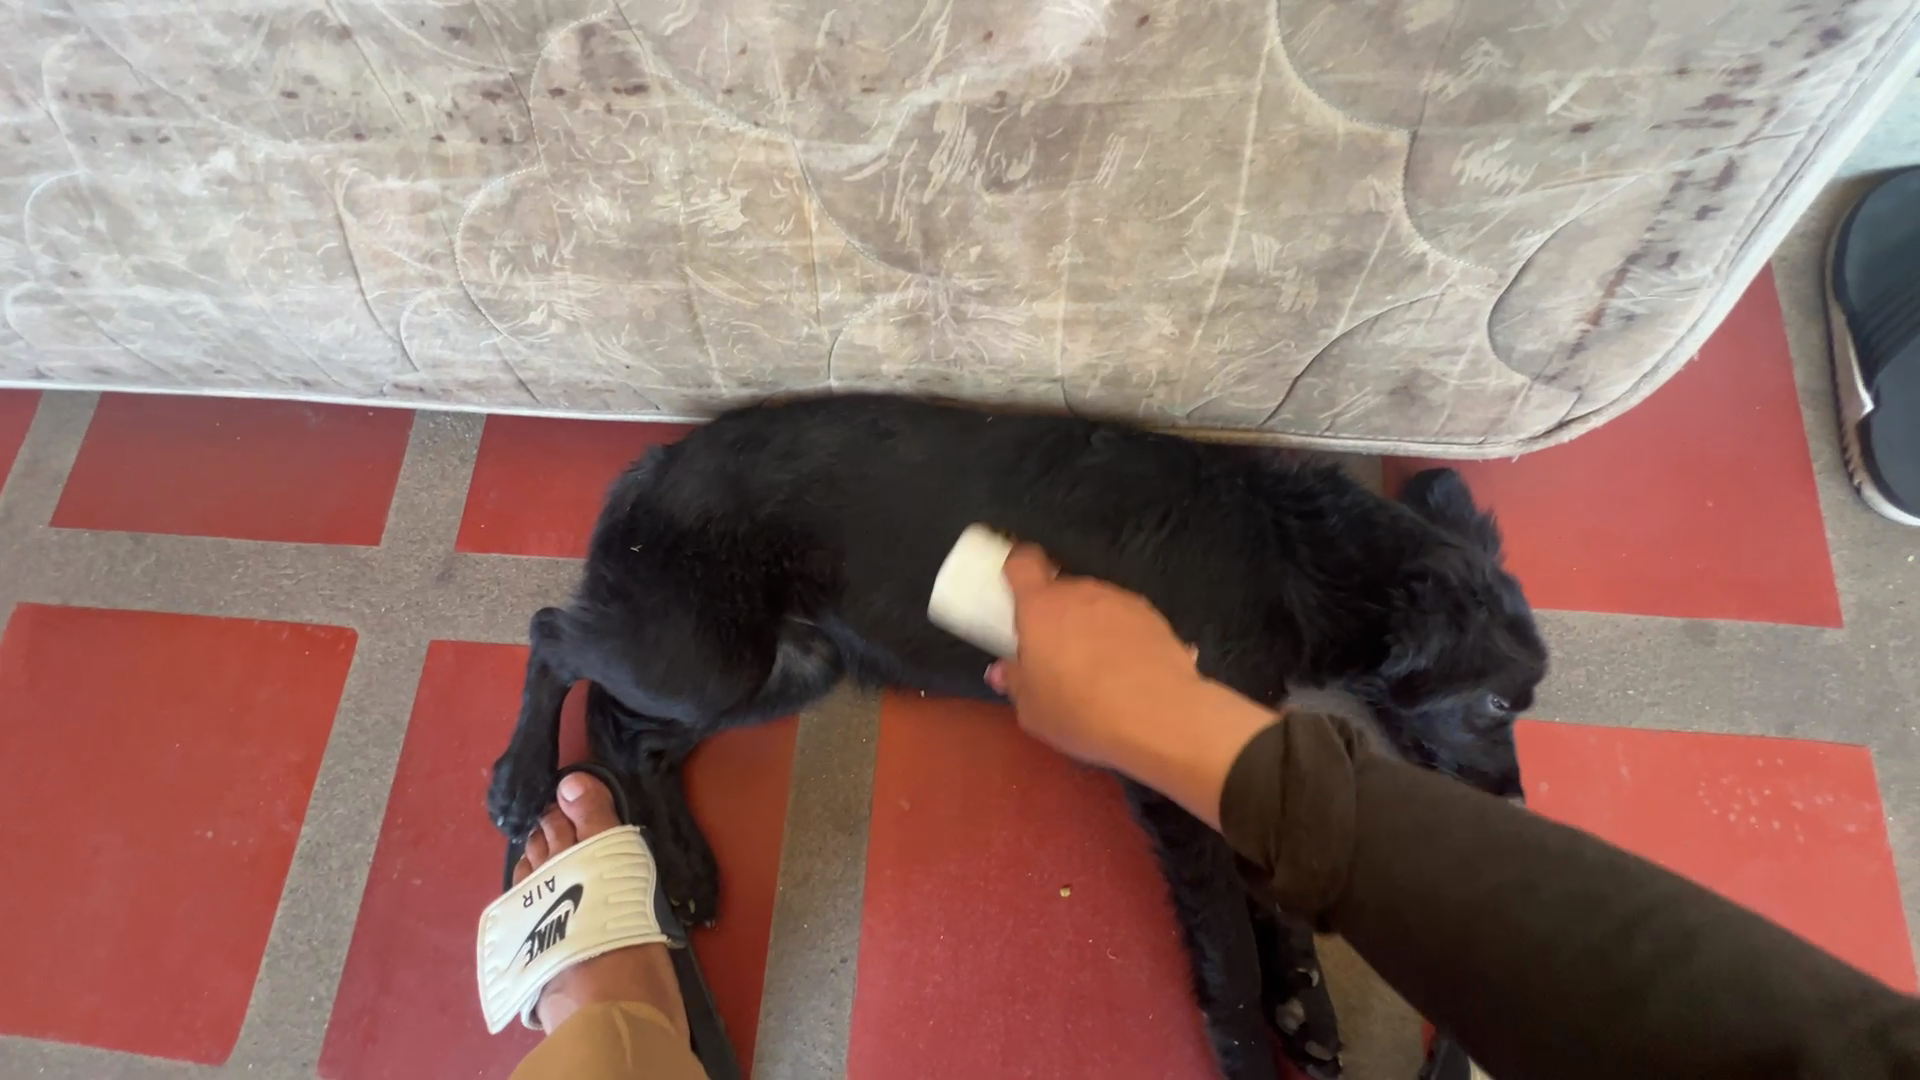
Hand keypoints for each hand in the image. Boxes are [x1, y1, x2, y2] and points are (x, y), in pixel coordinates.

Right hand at [985, 546, 1207, 770]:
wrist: (1159, 717)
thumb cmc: (1081, 711)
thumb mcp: (1032, 710)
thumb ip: (1015, 682)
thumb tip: (1004, 670)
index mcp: (1041, 606)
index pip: (1023, 563)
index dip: (1018, 569)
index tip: (1017, 590)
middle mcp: (1081, 593)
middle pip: (1062, 590)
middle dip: (1057, 616)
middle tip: (1058, 655)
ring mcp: (1122, 602)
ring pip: (1097, 606)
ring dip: (1092, 627)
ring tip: (1100, 671)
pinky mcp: (1155, 618)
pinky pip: (1128, 624)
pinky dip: (1125, 641)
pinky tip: (1131, 677)